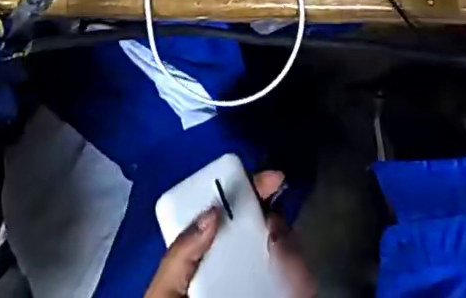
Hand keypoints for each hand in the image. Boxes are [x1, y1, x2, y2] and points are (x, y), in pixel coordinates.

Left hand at [143, 171, 315, 297]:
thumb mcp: (164, 292)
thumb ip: (181, 254)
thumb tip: (212, 213)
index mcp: (211, 256)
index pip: (236, 214)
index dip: (254, 190)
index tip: (272, 179)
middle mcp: (240, 269)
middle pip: (269, 230)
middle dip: (278, 220)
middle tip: (274, 227)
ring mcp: (262, 289)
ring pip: (291, 258)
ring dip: (292, 250)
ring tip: (278, 254)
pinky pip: (301, 287)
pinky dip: (300, 278)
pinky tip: (292, 280)